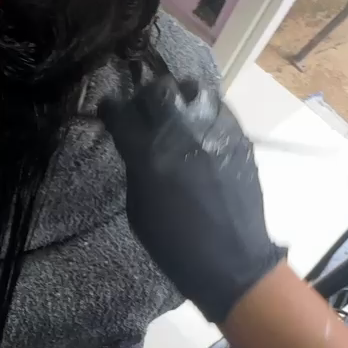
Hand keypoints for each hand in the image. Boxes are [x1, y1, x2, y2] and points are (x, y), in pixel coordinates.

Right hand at [99, 75, 286, 321]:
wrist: (230, 258)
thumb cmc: (174, 243)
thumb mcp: (138, 209)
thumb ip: (135, 168)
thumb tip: (136, 145)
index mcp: (148, 155)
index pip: (120, 113)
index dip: (110, 109)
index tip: (108, 111)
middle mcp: (181, 133)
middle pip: (157, 90)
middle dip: (145, 98)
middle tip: (144, 112)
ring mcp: (214, 130)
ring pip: (192, 89)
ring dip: (179, 99)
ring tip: (176, 116)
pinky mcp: (239, 135)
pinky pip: (217, 108)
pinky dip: (203, 113)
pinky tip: (199, 131)